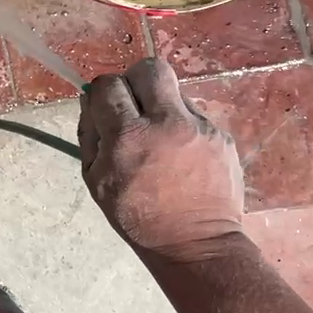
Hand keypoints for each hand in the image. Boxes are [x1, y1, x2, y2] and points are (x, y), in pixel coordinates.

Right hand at [78, 57, 245, 264]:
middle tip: (132, 104)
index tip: (103, 106)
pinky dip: (180, 126)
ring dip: (159, 106)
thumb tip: (91, 101)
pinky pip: (194, 115)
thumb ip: (90, 134)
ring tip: (158, 137)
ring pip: (174, 91)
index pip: (109, 84)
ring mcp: (200, 129)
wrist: (196, 243)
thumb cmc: (134, 213)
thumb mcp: (94, 177)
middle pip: (150, 69)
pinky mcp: (222, 137)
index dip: (103, 91)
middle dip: (134, 79)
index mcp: (128, 136)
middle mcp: (166, 123)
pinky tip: (179, 153)